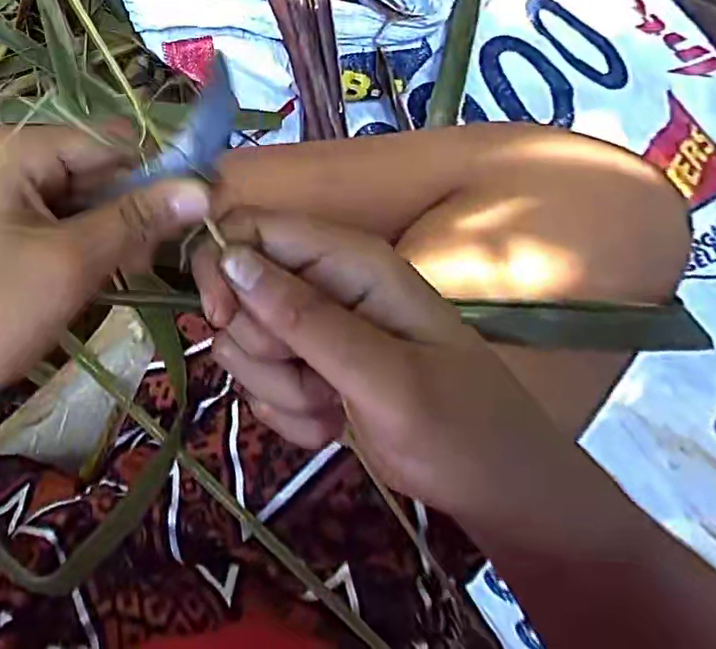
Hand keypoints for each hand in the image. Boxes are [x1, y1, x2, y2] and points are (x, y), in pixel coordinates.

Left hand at [0, 125, 209, 443]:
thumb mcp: (70, 264)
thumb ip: (137, 218)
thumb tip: (203, 185)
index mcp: (21, 148)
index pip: (116, 140)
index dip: (161, 174)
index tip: (197, 218)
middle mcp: (11, 158)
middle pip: (99, 169)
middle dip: (133, 211)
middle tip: (149, 265)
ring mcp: (1, 194)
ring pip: (84, 201)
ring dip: (111, 235)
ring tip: (120, 279)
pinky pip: (58, 224)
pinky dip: (84, 249)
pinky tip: (88, 282)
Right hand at [194, 209, 568, 518]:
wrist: (494, 488)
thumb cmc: (460, 427)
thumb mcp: (384, 377)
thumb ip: (304, 316)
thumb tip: (230, 257)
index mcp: (348, 258)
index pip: (251, 226)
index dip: (221, 264)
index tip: (221, 318)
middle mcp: (324, 279)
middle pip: (236, 287)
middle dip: (260, 344)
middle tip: (311, 377)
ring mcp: (312, 323)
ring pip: (241, 338)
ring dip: (275, 385)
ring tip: (331, 405)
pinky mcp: (304, 362)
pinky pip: (256, 376)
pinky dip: (285, 408)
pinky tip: (330, 422)